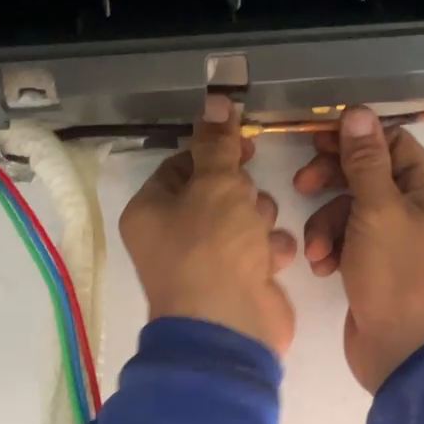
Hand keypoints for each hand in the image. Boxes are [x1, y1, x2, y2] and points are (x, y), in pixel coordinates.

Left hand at [120, 94, 299, 354]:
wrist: (230, 327)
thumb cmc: (212, 247)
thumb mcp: (216, 184)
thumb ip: (219, 142)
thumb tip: (215, 96)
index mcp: (151, 210)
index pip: (184, 163)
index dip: (216, 152)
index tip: (245, 147)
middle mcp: (173, 234)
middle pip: (218, 189)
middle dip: (243, 193)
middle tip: (246, 204)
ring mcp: (207, 259)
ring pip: (245, 216)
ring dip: (260, 221)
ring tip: (258, 239)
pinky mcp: (238, 279)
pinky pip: (260, 246)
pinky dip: (269, 250)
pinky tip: (271, 260)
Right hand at [294, 107, 423, 392]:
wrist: (405, 354)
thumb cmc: (397, 275)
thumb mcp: (377, 210)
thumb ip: (364, 161)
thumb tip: (358, 112)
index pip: (391, 143)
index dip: (353, 139)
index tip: (316, 142)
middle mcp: (417, 208)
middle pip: (366, 174)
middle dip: (331, 181)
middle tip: (301, 183)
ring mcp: (395, 238)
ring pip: (350, 208)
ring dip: (326, 224)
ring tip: (318, 251)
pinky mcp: (375, 265)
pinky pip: (347, 239)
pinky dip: (331, 249)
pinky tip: (323, 268)